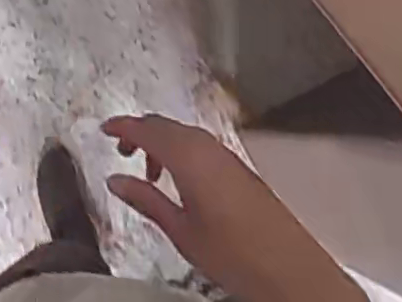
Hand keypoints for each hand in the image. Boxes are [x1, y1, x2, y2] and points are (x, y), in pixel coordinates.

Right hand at [101, 114, 365, 301]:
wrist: (298, 277)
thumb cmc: (234, 255)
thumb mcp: (182, 232)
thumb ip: (146, 200)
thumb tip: (114, 179)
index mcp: (186, 155)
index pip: (144, 128)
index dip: (121, 126)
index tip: (103, 129)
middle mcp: (205, 146)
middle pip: (163, 125)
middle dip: (139, 133)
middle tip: (122, 152)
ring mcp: (226, 155)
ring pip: (182, 134)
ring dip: (161, 144)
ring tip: (151, 174)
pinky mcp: (240, 169)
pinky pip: (199, 145)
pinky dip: (181, 152)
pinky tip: (181, 182)